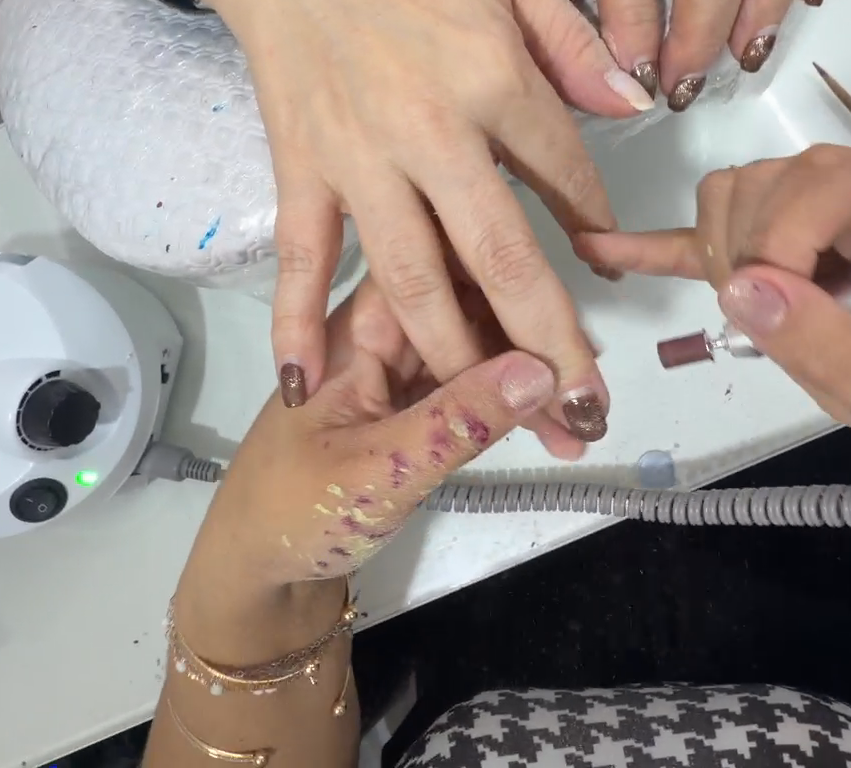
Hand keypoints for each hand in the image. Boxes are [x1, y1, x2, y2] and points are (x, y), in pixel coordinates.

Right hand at [163, 0, 642, 453]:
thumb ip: (572, 41)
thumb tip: (634, 105)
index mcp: (491, 78)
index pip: (564, 175)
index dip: (595, 229)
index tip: (609, 273)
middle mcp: (429, 133)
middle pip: (499, 255)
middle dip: (547, 340)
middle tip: (585, 412)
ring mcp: (357, 163)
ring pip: (411, 278)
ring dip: (456, 358)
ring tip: (497, 421)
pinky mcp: (300, 175)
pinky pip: (302, 259)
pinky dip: (298, 323)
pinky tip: (307, 386)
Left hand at [181, 278, 554, 604]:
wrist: (257, 567)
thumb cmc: (296, 512)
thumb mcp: (378, 471)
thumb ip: (456, 422)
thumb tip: (543, 372)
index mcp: (362, 324)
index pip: (448, 283)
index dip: (516, 305)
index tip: (579, 351)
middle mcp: (385, 330)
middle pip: (472, 313)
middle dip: (534, 348)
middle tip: (592, 397)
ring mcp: (401, 367)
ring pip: (479, 352)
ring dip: (529, 384)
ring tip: (584, 425)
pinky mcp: (413, 401)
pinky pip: (471, 389)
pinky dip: (509, 408)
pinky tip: (551, 427)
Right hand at [576, 146, 850, 484]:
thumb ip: (833, 343)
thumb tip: (740, 288)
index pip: (830, 180)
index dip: (781, 235)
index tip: (768, 307)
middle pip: (771, 180)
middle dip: (745, 253)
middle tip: (761, 324)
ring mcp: (823, 208)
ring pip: (734, 195)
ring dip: (717, 254)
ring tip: (745, 312)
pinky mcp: (782, 239)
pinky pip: (712, 230)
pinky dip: (660, 246)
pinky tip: (601, 248)